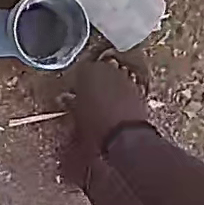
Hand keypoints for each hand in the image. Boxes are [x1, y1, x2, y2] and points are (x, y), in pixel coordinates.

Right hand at [62, 55, 152, 185]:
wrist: (126, 135)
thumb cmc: (95, 124)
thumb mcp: (77, 115)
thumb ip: (71, 102)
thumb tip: (65, 98)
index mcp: (88, 71)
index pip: (81, 70)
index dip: (79, 83)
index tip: (76, 94)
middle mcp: (108, 69)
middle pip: (99, 70)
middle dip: (95, 82)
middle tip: (89, 99)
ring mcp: (125, 78)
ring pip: (114, 79)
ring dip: (110, 88)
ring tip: (105, 106)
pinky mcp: (138, 89)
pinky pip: (126, 88)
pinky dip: (122, 95)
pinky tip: (118, 110)